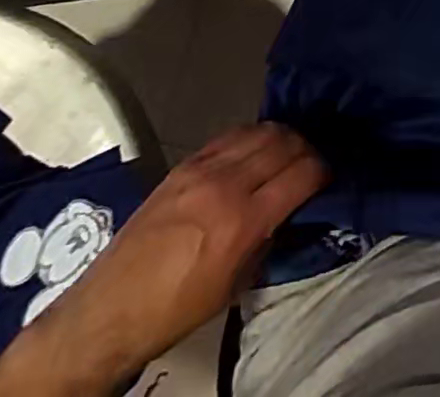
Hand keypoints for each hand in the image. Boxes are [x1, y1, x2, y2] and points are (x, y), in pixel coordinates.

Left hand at [0, 123, 327, 396]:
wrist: (111, 308)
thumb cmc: (180, 308)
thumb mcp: (239, 282)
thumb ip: (270, 236)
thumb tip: (293, 207)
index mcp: (243, 221)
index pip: (302, 173)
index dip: (324, 171)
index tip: (329, 178)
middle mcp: (226, 184)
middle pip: (285, 142)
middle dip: (308, 148)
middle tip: (313, 162)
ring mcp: (202, 168)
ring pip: (260, 130)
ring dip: (283, 137)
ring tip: (289, 152)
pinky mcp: (185, 163)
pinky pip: (231, 135)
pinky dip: (253, 136)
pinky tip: (256, 150)